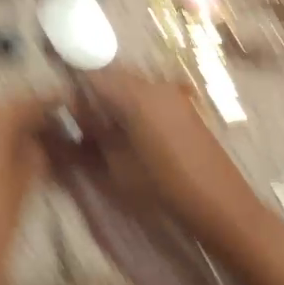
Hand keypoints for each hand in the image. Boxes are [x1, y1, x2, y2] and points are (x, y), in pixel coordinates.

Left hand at [0, 96, 53, 284]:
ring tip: (34, 139)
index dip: (40, 102)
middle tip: (48, 122)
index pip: (14, 105)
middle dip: (20, 108)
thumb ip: (31, 156)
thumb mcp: (22, 191)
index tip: (63, 102)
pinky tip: (10, 158)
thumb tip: (41, 137)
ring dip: (4, 122)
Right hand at [80, 69, 255, 242]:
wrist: (223, 207)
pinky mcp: (184, 107)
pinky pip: (148, 96)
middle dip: (92, 98)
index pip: (91, 77)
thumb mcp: (116, 170)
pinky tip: (130, 138)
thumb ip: (85, 145)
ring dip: (113, 103)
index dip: (73, 96)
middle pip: (111, 77)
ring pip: (130, 87)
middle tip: (83, 130)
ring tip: (105, 136)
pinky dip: (132, 109)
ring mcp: (172, 94)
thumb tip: (60, 133)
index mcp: (135, 94)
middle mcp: (154, 85)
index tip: (64, 120)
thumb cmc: (164, 188)